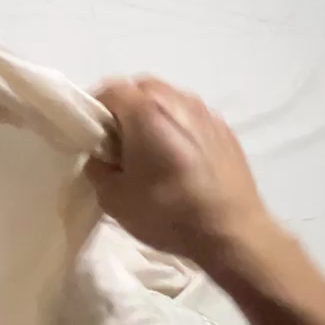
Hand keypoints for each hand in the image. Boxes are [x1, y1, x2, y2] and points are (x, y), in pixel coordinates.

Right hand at [85, 77, 281, 269]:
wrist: (232, 234)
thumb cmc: (168, 213)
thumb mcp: (113, 198)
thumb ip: (97, 167)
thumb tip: (101, 156)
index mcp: (145, 111)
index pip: (110, 90)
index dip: (95, 110)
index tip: (92, 135)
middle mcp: (177, 101)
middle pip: (141, 89)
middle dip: (125, 109)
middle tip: (118, 142)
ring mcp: (206, 113)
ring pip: (168, 100)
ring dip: (153, 116)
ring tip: (150, 150)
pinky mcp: (226, 130)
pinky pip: (191, 117)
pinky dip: (178, 128)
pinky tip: (179, 160)